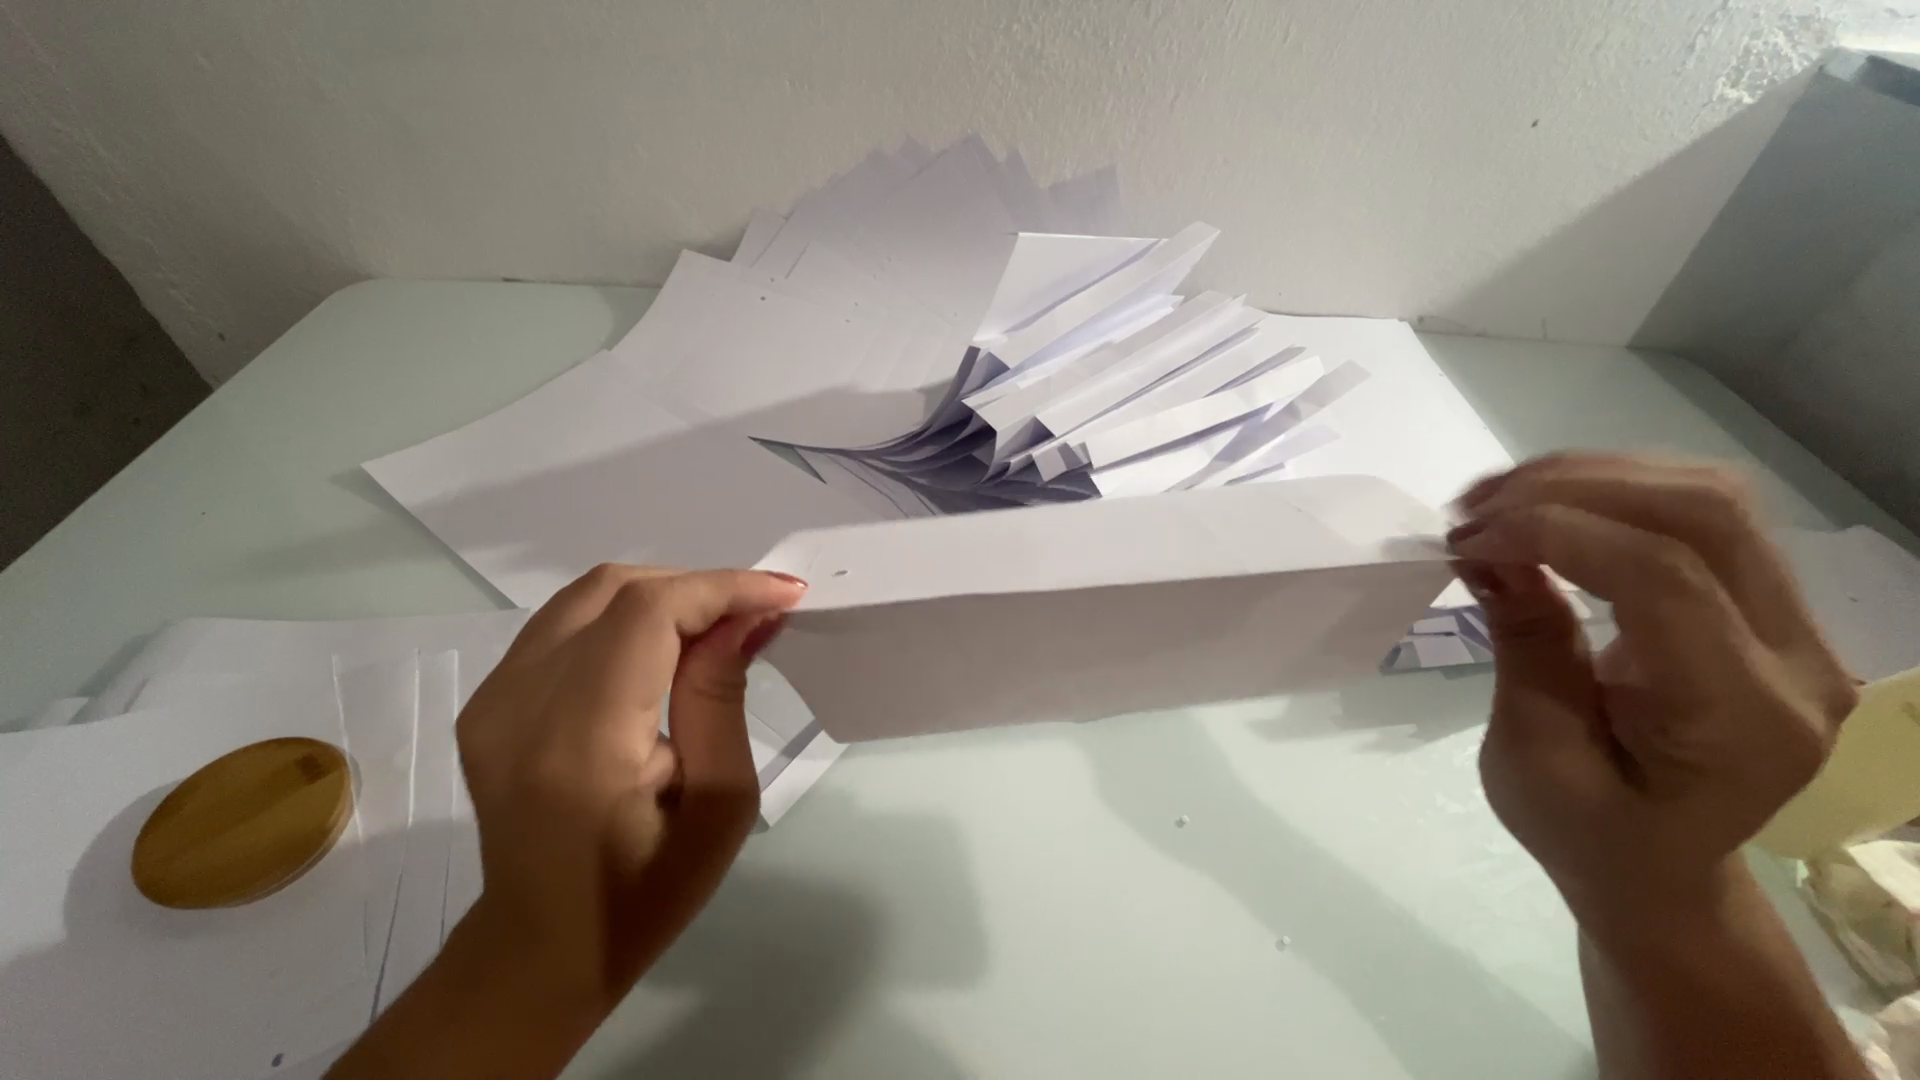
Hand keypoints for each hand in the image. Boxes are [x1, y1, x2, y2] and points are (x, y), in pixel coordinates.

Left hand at [454, 564, 805, 1000]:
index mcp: (581, 738)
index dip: (721, 588)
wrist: (544, 945)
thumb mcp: (719, 803)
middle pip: (615, 589)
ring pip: (586, 595)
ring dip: (661, 595)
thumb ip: (721, 697)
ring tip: (714, 629)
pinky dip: (623, 617)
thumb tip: (742, 618)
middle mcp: (521, 703)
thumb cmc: (650, 888)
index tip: (784, 595)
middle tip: (752, 617)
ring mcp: (493, 698)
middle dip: (696, 587)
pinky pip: (564, 623)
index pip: (649, 614)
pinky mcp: (487, 701)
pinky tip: (661, 651)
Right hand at [1447, 454, 1856, 923]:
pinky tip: (1538, 508)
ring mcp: (1793, 625)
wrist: (1656, 866)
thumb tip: (1489, 549)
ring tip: (1494, 502)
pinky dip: (1605, 492)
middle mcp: (1797, 658)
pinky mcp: (1762, 605)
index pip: (1664, 576)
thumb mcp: (1532, 754)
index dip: (1555, 533)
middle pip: (1704, 514)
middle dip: (1572, 489)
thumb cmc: (1586, 833)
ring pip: (1706, 497)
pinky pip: (1695, 515)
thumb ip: (1525, 643)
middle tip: (1473, 510)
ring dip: (1586, 479)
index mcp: (1744, 717)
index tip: (1466, 539)